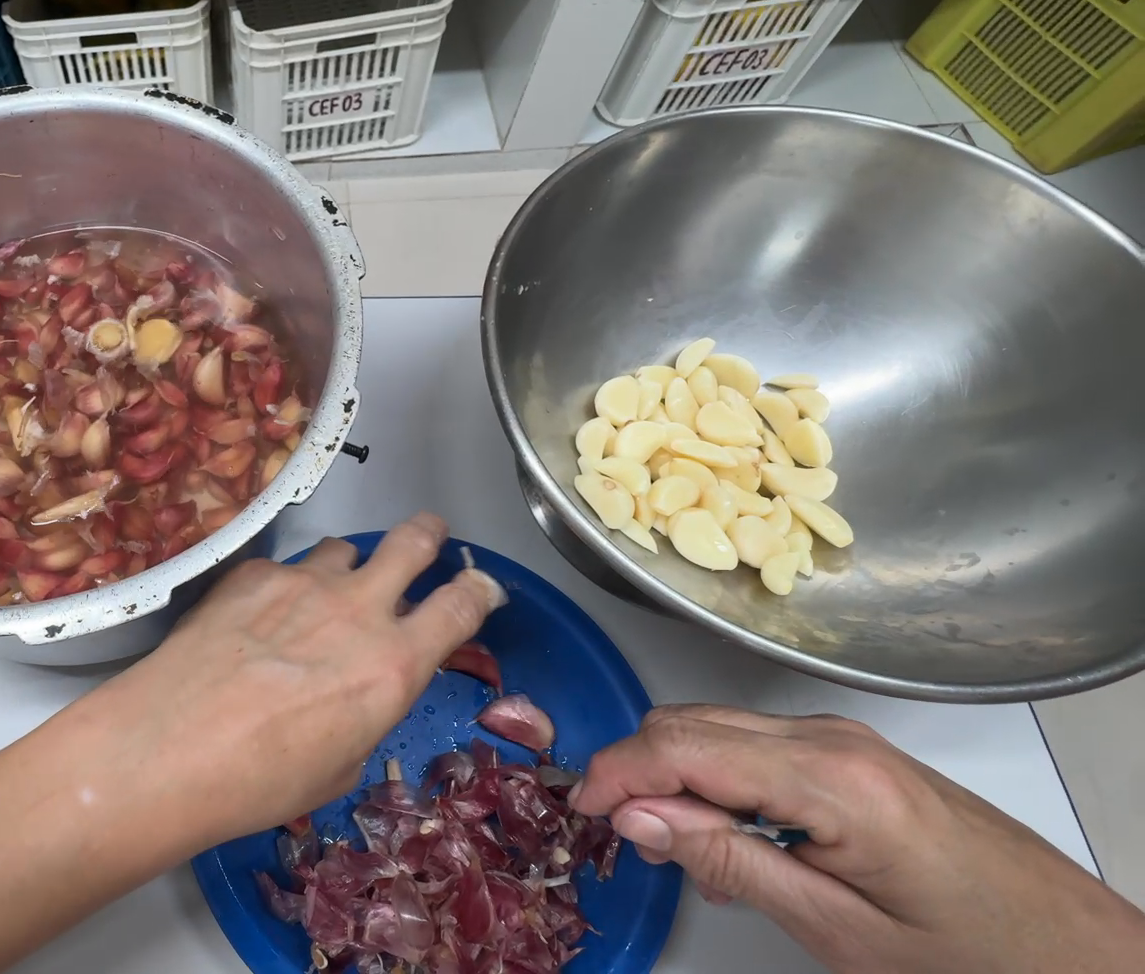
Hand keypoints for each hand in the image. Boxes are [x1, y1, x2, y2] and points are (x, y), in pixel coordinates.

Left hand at [75, 511, 505, 847]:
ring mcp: (302, 581)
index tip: (480, 584)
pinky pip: (283, 567)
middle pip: (411, 543)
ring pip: (343, 548)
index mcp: (394, 663)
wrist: (174, 744)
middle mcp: (357, 608)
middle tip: (427, 532)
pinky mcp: (252, 572)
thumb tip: (354, 691)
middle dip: (427, 533)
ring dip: (346, 566)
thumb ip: (363, 711)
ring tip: (324, 590)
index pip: (460, 606)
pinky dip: (282, 585)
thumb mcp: (340, 764)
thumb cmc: (262, 780)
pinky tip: (253, 617)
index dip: (478, 589)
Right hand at [571, 704, 1144, 973]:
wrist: (1094, 961)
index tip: (580, 809)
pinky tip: (721, 830)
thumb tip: (635, 816)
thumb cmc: (975, 962)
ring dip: (669, 772)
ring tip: (673, 843)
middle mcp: (827, 736)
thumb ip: (729, 861)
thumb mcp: (841, 932)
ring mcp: (837, 736)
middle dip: (636, 771)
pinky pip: (744, 741)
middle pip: (686, 724)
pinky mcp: (845, 748)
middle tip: (625, 836)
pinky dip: (708, 773)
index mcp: (831, 779)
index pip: (682, 747)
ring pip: (708, 725)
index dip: (618, 772)